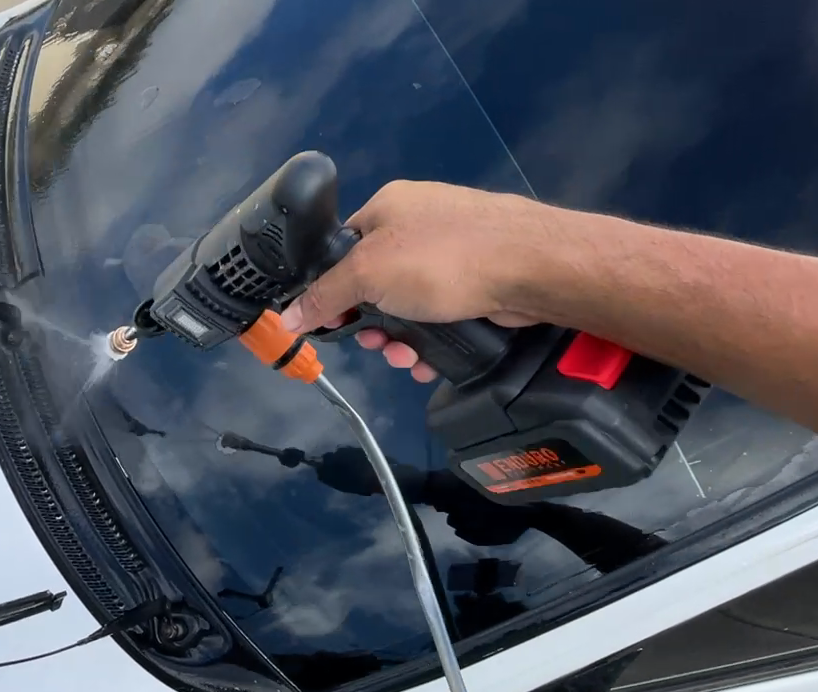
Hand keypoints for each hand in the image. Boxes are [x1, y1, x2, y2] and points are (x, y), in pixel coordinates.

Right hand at [280, 180, 559, 380]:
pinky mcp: (474, 278)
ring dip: (397, 340)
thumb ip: (322, 299)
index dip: (330, 291)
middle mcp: (416, 223)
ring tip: (406, 358)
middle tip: (376, 345)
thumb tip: (285, 320)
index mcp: (386, 207)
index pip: (339, 251)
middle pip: (370, 285)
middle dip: (370, 325)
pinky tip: (428, 359)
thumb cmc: (440, 260)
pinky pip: (434, 314)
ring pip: (402, 306)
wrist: (531, 266)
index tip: (333, 323)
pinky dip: (426, 340)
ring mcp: (448, 250)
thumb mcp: (367, 276)